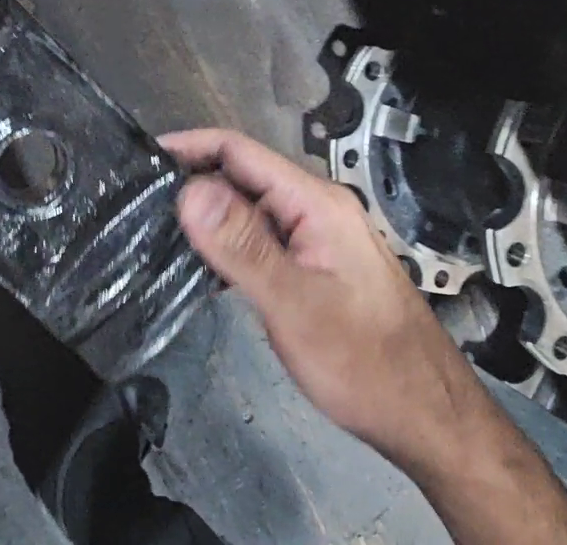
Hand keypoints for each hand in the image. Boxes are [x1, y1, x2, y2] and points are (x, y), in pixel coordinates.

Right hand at [166, 130, 566, 544]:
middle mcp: (317, 209)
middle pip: (243, 175)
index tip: (142, 158)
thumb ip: (241, 246)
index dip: (189, 147)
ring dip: (206, 213)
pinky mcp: (314, 265)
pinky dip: (227, 242)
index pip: (239, 150)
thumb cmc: (367, 364)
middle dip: (191, 179)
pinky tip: (202, 264)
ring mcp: (318, 237)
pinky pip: (261, 237)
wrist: (428, 419)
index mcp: (316, 203)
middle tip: (138, 199)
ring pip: (250, 208)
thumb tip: (189, 191)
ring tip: (157, 228)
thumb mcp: (295, 305)